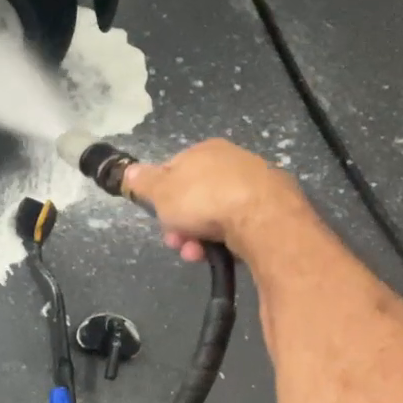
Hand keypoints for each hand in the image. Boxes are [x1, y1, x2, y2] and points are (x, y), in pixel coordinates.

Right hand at [120, 139, 309, 262]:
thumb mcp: (160, 191)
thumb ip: (143, 181)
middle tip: (175, 240)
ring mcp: (254, 183)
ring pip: (212, 213)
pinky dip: (222, 238)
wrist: (262, 219)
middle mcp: (231, 160)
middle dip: (179, 223)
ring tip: (195, 252)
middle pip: (192, 196)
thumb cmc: (203, 200)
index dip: (159, 196)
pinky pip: (235, 223)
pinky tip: (216, 251)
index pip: (172, 170)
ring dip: (196, 236)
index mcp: (204, 150)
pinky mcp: (272, 205)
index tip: (157, 216)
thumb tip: (130, 170)